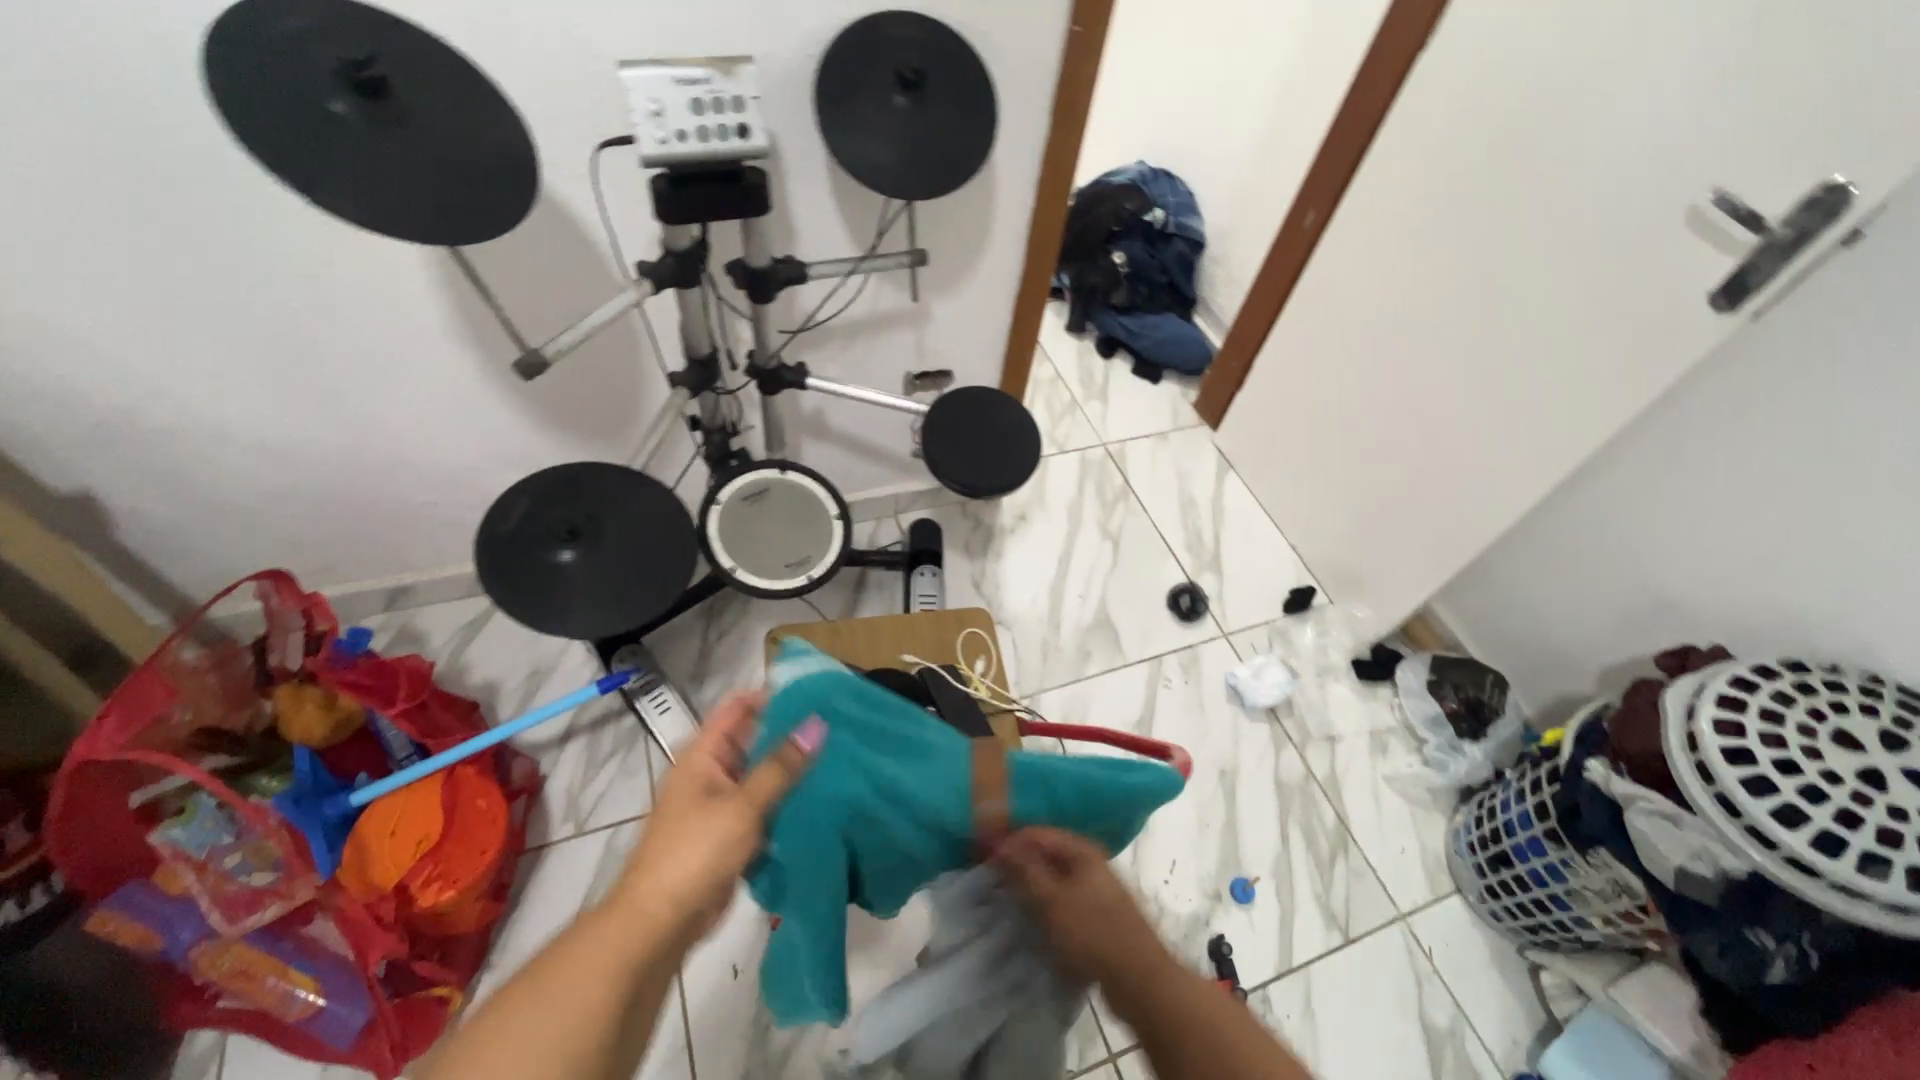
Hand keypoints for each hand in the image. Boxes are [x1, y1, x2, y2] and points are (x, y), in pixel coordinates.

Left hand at [608, 690, 825, 945]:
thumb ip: (781, 766)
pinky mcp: (731, 836)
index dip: (772, 695)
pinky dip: (787, 805)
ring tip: (840, 758)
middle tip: (839, 726)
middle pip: (753, 742)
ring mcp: (720, 806)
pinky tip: (822, 801)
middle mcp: (710, 774)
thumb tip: (816, 724)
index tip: (815, 691)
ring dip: (792, 772)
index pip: (738, 709)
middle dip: (790, 735)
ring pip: (762, 778)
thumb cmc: (695, 852)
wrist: (661, 921)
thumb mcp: (742, 805)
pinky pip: (764, 810)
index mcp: (703, 756)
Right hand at [992, 826, 1169, 986]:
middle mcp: (1091, 863)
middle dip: (1017, 861)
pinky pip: (1062, 898)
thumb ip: (1024, 870)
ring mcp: (1096, 889)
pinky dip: (1044, 901)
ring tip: (1004, 894)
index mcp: (1082, 851)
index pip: (1036, 833)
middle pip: (1046, 853)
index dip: (1008, 840)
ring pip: (1054, 877)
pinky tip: (1029, 914)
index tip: (980, 854)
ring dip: (1030, 883)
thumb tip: (998, 843)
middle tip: (989, 875)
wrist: (1138, 979)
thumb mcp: (1051, 899)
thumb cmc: (1092, 932)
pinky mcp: (1097, 915)